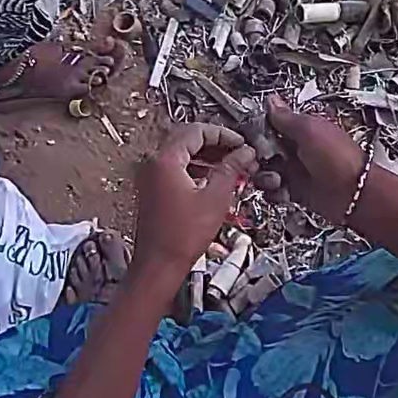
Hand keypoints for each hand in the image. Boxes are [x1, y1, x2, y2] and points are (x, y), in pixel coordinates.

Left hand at [133, 124, 256, 282]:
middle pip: (188, 139)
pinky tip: (216, 180)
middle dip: (216, 144)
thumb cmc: (181, 236)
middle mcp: (154, 164)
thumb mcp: (215, 198)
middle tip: (238, 152)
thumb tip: (244, 152)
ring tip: (232, 166)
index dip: (222, 134)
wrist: (159, 266)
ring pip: (183, 154)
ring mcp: (152, 177)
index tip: (240, 143)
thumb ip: (231, 169)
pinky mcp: (155, 190)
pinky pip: (178, 169)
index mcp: (165, 160)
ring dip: (208, 157)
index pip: (196, 131)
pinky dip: (197, 169)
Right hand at [264, 98, 366, 222]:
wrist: (354, 195)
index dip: (256, 132)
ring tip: (276, 179)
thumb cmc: (339, 159)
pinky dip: (273, 192)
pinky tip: (282, 191)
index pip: (269, 125)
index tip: (251, 140)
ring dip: (264, 176)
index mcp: (301, 128)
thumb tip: (271, 101)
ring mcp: (295, 170)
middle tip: (261, 162)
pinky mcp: (295, 190)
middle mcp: (296, 148)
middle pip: (262, 150)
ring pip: (264, 170)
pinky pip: (273, 190)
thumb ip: (287, 117)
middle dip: (257, 157)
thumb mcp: (310, 130)